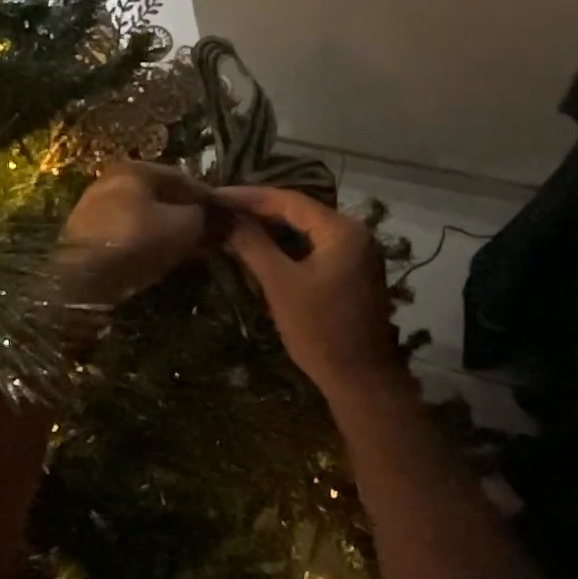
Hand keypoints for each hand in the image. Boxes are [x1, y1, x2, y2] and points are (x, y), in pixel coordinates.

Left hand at [56, 161, 212, 306]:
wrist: (83, 276)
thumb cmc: (138, 240)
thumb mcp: (184, 226)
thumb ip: (201, 215)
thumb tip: (210, 215)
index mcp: (135, 168)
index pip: (180, 176)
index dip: (204, 196)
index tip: (222, 216)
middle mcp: (111, 178)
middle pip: (157, 194)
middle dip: (181, 212)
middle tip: (202, 234)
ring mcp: (92, 204)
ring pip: (139, 212)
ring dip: (161, 227)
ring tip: (180, 248)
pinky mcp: (82, 231)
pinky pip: (123, 229)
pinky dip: (140, 239)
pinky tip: (151, 256)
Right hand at [216, 185, 405, 397]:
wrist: (362, 382)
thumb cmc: (320, 331)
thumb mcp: (281, 284)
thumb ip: (253, 245)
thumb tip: (224, 217)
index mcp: (342, 229)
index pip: (288, 200)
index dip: (248, 197)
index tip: (215, 196)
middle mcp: (354, 232)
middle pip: (298, 210)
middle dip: (258, 209)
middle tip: (220, 207)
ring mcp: (356, 252)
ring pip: (305, 228)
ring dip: (270, 226)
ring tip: (232, 222)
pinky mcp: (351, 270)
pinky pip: (313, 245)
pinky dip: (286, 244)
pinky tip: (259, 246)